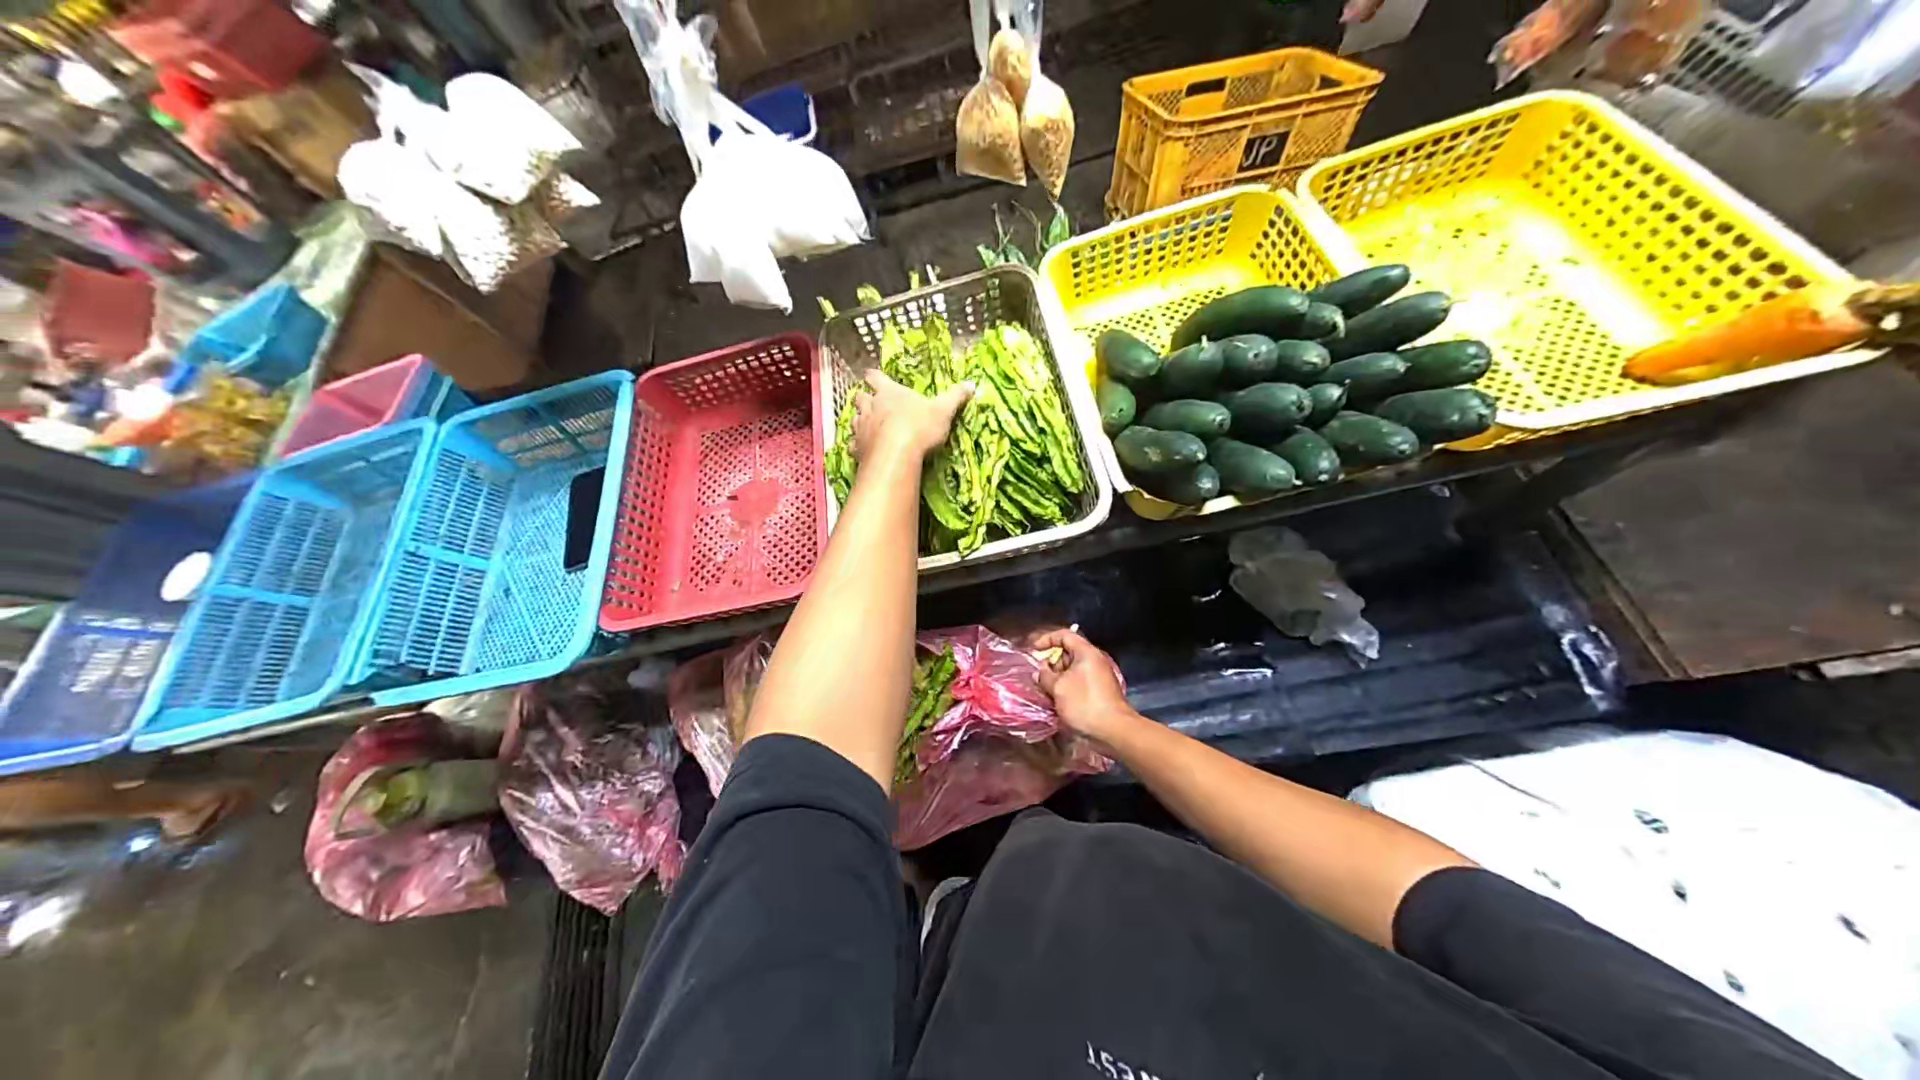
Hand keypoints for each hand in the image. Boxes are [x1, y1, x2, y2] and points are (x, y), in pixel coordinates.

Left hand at [853, 369, 972, 462]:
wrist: (896, 457)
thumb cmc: (919, 427)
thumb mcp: (943, 410)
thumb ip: (955, 397)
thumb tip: (971, 385)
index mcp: (889, 392)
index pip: (875, 377)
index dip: (874, 377)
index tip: (873, 377)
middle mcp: (871, 406)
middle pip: (860, 397)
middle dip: (864, 398)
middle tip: (872, 403)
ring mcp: (861, 428)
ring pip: (854, 419)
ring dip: (860, 421)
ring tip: (869, 427)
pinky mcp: (857, 449)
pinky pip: (853, 445)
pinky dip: (857, 446)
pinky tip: (864, 451)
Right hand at [1032, 628, 1137, 744]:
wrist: (1113, 730)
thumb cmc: (1084, 703)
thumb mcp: (1058, 688)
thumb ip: (1045, 676)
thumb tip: (1040, 671)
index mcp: (1086, 653)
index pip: (1064, 635)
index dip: (1047, 639)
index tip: (1033, 650)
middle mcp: (1094, 661)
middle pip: (1068, 653)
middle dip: (1051, 662)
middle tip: (1039, 675)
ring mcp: (1098, 677)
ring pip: (1073, 670)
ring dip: (1057, 678)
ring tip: (1045, 690)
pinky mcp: (1099, 692)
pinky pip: (1079, 683)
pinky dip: (1067, 687)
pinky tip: (1057, 700)